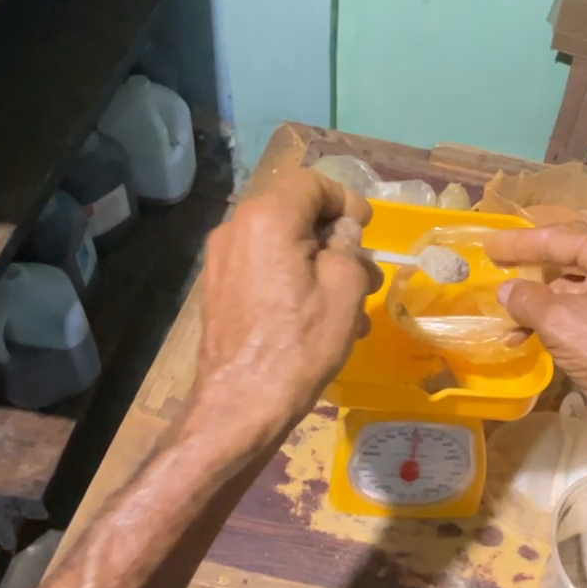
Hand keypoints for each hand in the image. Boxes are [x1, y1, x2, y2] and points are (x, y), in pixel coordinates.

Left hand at [187, 168, 379, 449]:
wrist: (241, 404)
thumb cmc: (300, 345)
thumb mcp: (345, 290)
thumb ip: (348, 247)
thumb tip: (342, 233)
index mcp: (268, 218)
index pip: (311, 183)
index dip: (345, 200)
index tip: (366, 229)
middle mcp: (236, 229)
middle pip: (295, 214)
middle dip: (336, 239)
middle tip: (366, 274)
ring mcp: (222, 261)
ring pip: (283, 246)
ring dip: (320, 266)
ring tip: (351, 308)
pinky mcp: (220, 291)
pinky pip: (266, 270)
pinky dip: (295, 282)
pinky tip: (318, 320)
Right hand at [485, 226, 586, 444]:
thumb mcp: (559, 323)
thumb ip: (526, 299)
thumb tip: (506, 290)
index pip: (559, 237)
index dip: (519, 242)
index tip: (488, 246)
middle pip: (569, 256)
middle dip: (531, 268)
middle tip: (497, 264)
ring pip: (575, 286)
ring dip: (540, 301)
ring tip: (507, 316)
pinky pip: (586, 307)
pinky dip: (558, 317)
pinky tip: (531, 335)